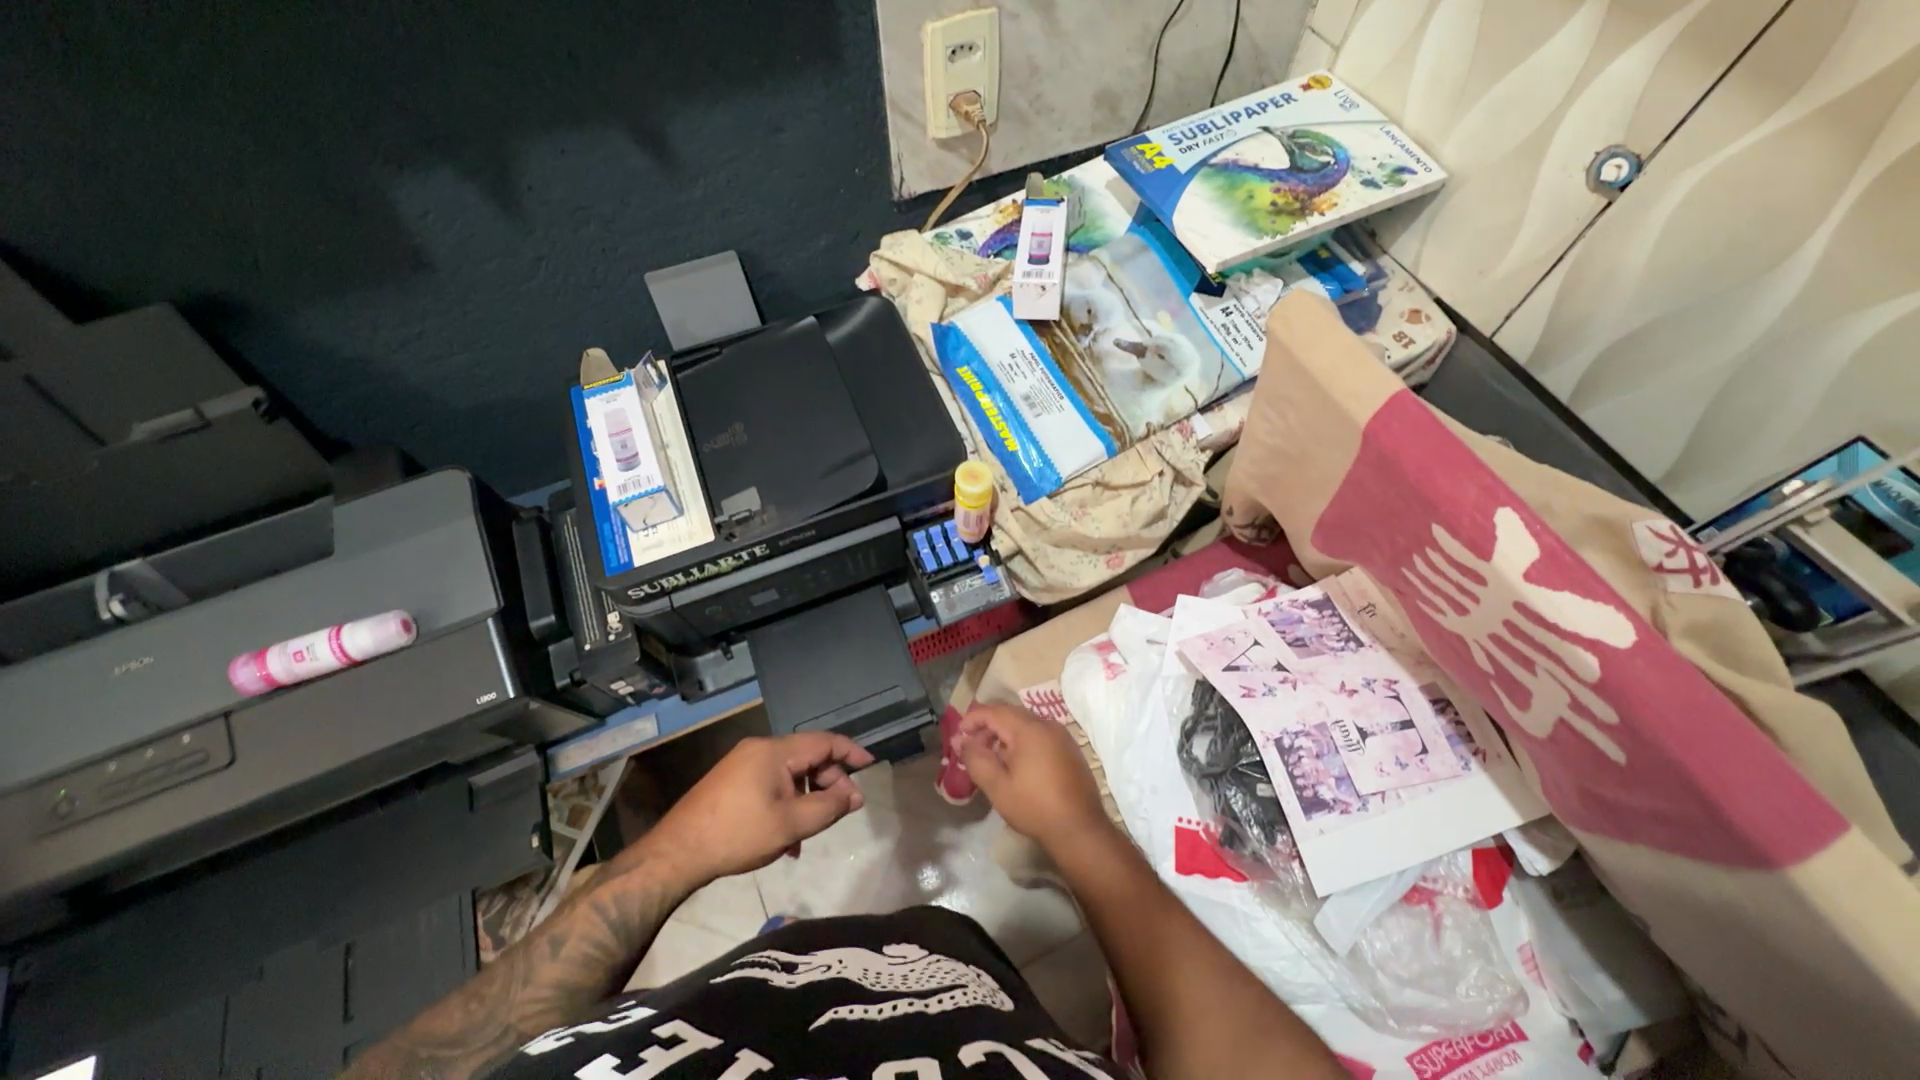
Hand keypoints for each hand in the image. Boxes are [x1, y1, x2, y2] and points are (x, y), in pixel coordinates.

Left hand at [639, 733, 875, 884]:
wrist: (677, 852)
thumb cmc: (738, 834)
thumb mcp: (791, 824)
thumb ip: (829, 806)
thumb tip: (854, 796)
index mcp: (774, 751)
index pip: (824, 741)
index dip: (851, 752)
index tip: (871, 766)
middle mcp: (758, 750)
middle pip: (807, 757)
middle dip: (829, 783)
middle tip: (843, 811)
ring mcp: (742, 765)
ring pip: (789, 775)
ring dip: (807, 799)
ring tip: (810, 834)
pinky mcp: (731, 782)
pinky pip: (771, 785)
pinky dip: (786, 804)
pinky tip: (786, 839)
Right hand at [959, 704, 1114, 851]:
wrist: (1079, 828)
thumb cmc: (1034, 807)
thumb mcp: (997, 786)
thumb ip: (975, 758)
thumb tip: (961, 739)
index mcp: (1029, 729)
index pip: (994, 711)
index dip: (972, 719)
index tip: (958, 736)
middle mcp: (1048, 725)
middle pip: (1011, 714)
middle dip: (988, 727)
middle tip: (972, 748)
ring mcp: (1062, 736)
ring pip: (1026, 725)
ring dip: (1005, 735)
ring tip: (992, 759)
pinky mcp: (1070, 750)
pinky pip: (1040, 736)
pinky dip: (1023, 742)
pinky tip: (1017, 765)